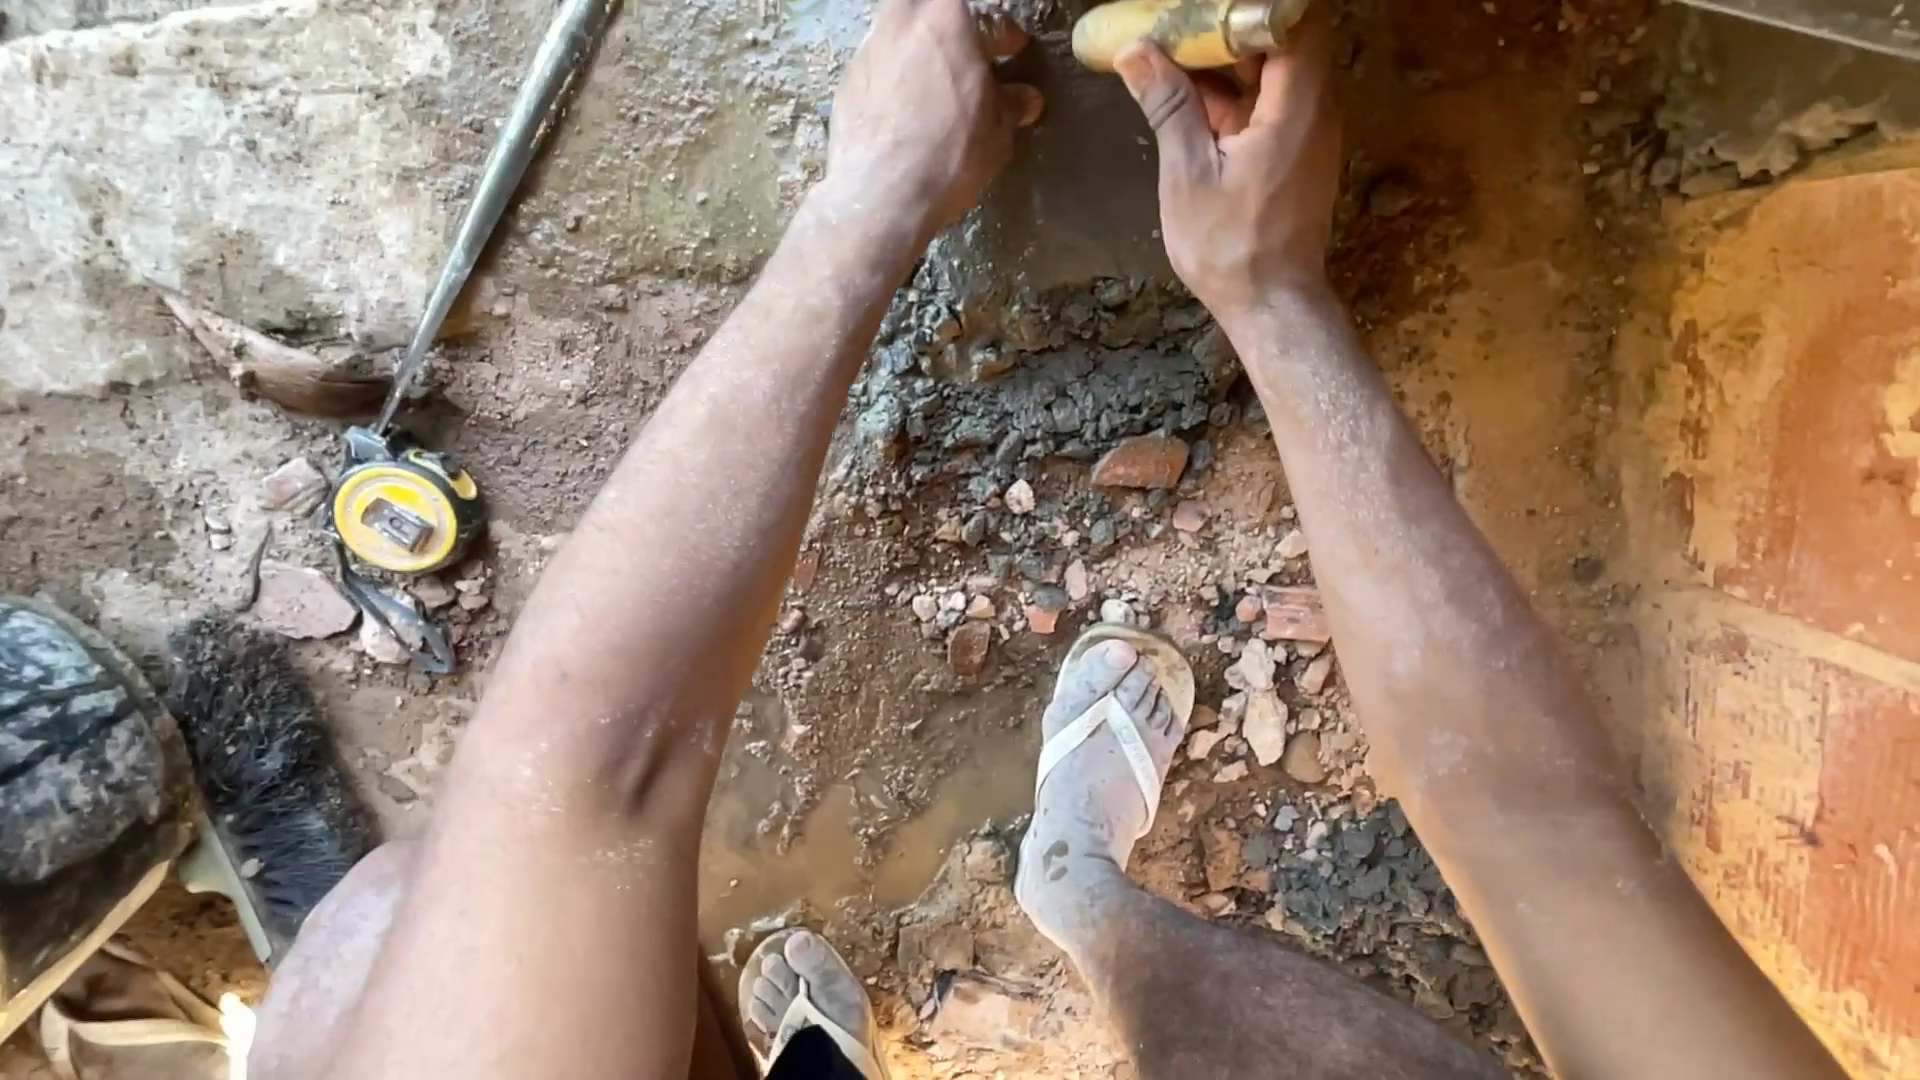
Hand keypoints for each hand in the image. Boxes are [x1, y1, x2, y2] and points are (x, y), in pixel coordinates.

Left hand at [821, 0, 1043, 243]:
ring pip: (901, 36)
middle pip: (932, 12)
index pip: (987, 18)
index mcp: (949, 18)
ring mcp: (870, 47)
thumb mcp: (995, 135)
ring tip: (931, 91)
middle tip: (964, 58)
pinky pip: (878, 70)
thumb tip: (1025, 99)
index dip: (1004, 38)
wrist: (882, 195)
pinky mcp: (847, 81)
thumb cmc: (948, 157)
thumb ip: (1009, 107)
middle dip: (949, 30)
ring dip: (918, 55)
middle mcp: (904, 20)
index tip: (1012, 50)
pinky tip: (902, 115)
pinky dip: (893, 83)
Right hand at [1114, 8, 1340, 318]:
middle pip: (1282, 39)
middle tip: (1175, 34)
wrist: (1271, 304)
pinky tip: (1192, 107)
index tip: (1197, 17)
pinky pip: (1271, 105)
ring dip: (1227, 65)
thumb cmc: (1228, 247)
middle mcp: (1315, 108)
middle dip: (1228, 31)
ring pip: (1274, 73)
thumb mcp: (1188, 175)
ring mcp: (1310, 132)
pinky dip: (1235, 97)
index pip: (1290, 18)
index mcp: (1296, 104)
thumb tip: (1137, 53)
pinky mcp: (1298, 156)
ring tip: (1173, 65)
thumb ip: (1169, 107)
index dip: (1244, 12)